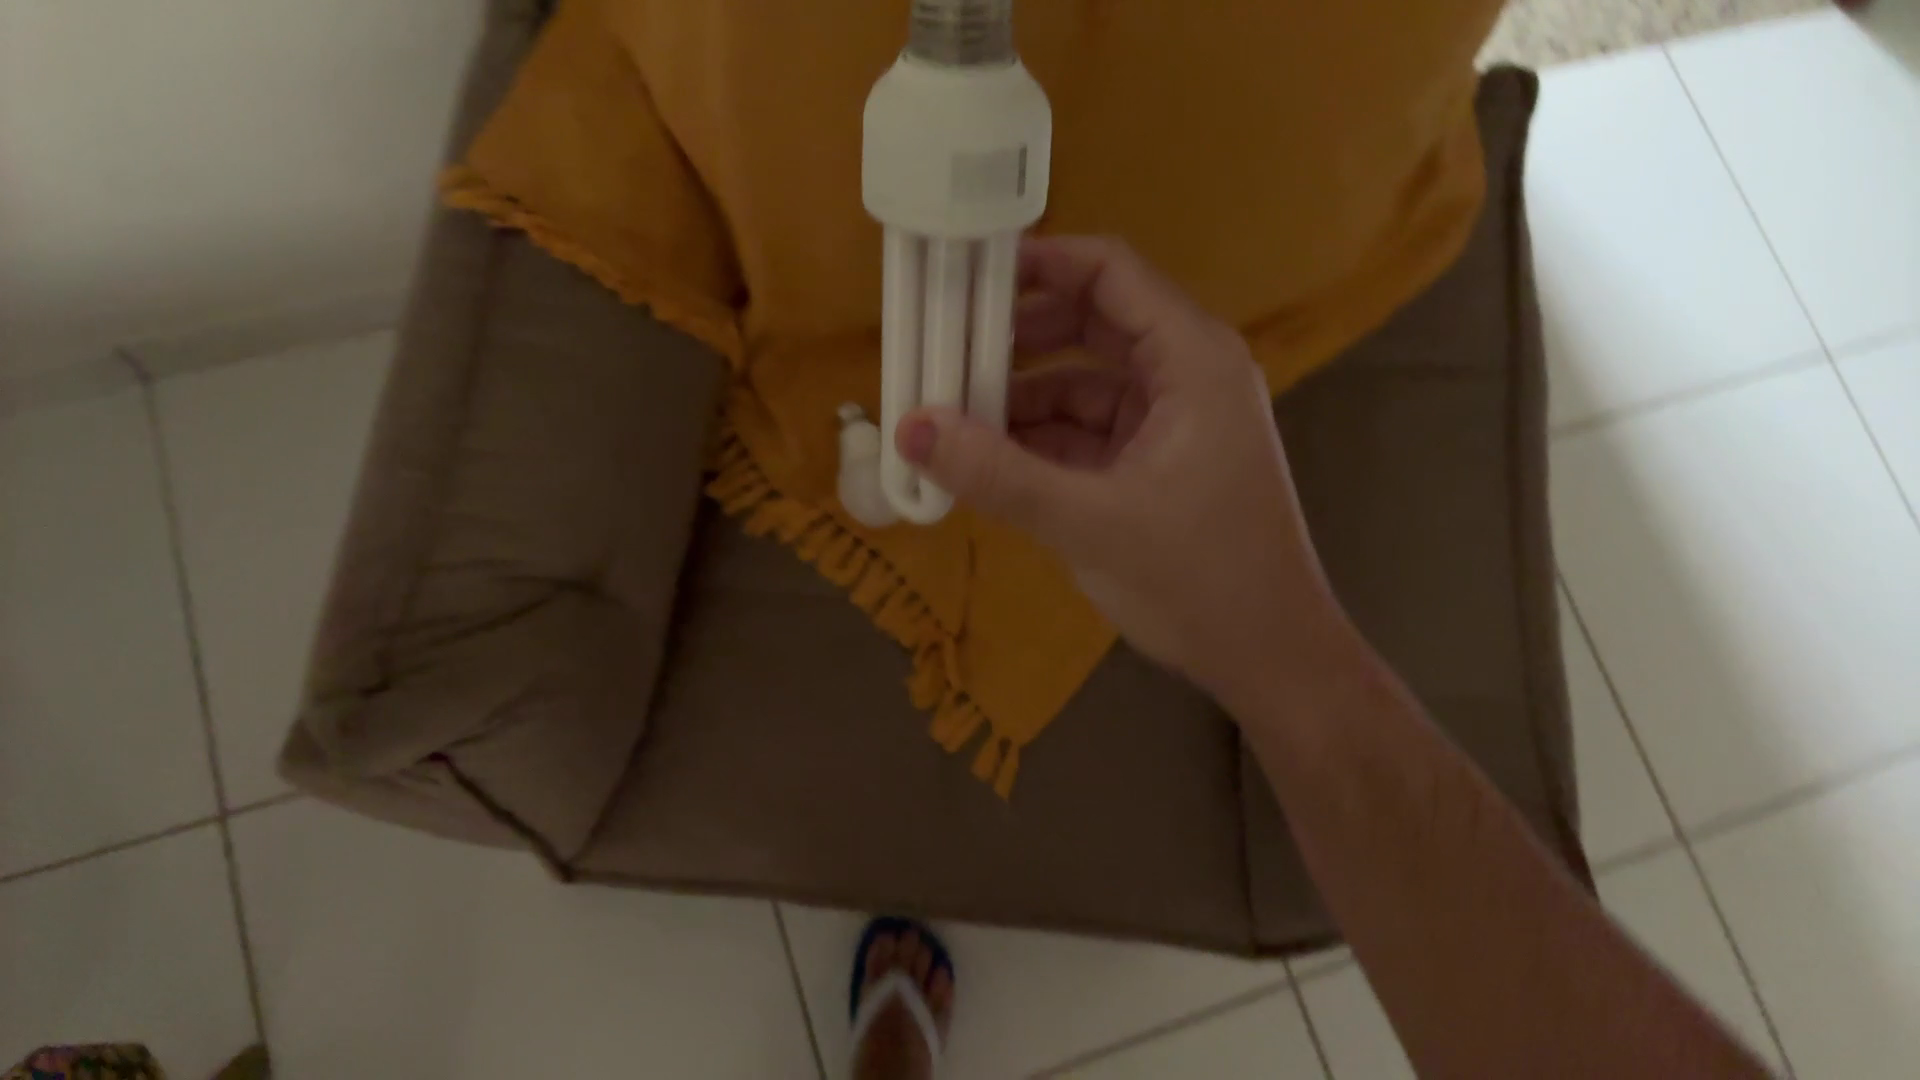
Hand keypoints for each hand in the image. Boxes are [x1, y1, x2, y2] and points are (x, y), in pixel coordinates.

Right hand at [897, 235, 1345, 705]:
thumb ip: (998, 474)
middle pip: (1090, 324)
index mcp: (1192, 360)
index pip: (1109, 273)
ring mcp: (1169, 422)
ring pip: (1081, 384)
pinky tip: (986, 459)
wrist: (1267, 657)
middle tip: (944, 348)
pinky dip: (1039, 441)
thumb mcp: (1090, 522)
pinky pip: (1085, 432)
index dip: (1037, 263)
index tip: (964, 274)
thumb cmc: (1199, 578)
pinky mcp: (1153, 464)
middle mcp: (1184, 375)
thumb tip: (908, 428)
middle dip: (1016, 337)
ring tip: (950, 413)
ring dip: (1019, 398)